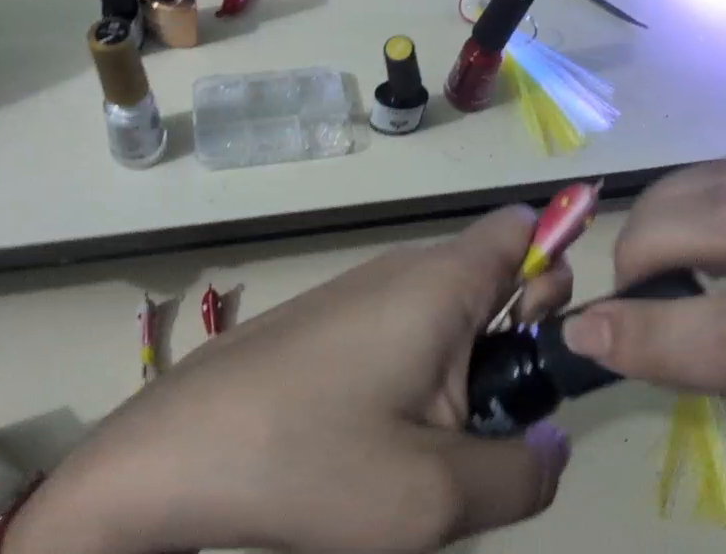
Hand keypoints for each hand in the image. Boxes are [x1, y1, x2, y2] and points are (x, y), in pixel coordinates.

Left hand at [7, 206, 574, 553]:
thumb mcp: (438, 497)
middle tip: (479, 435)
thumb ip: (523, 473)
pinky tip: (375, 449)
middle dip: (510, 351)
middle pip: (491, 281)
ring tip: (424, 459)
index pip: (524, 228)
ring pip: (446, 322)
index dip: (554, 274)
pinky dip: (414, 386)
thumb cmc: (309, 463)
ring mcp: (355, 296)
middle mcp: (401, 271)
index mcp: (440, 282)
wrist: (171, 458)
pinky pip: (400, 340)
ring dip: (460, 383)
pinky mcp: (323, 325)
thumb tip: (552, 446)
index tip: (540, 348)